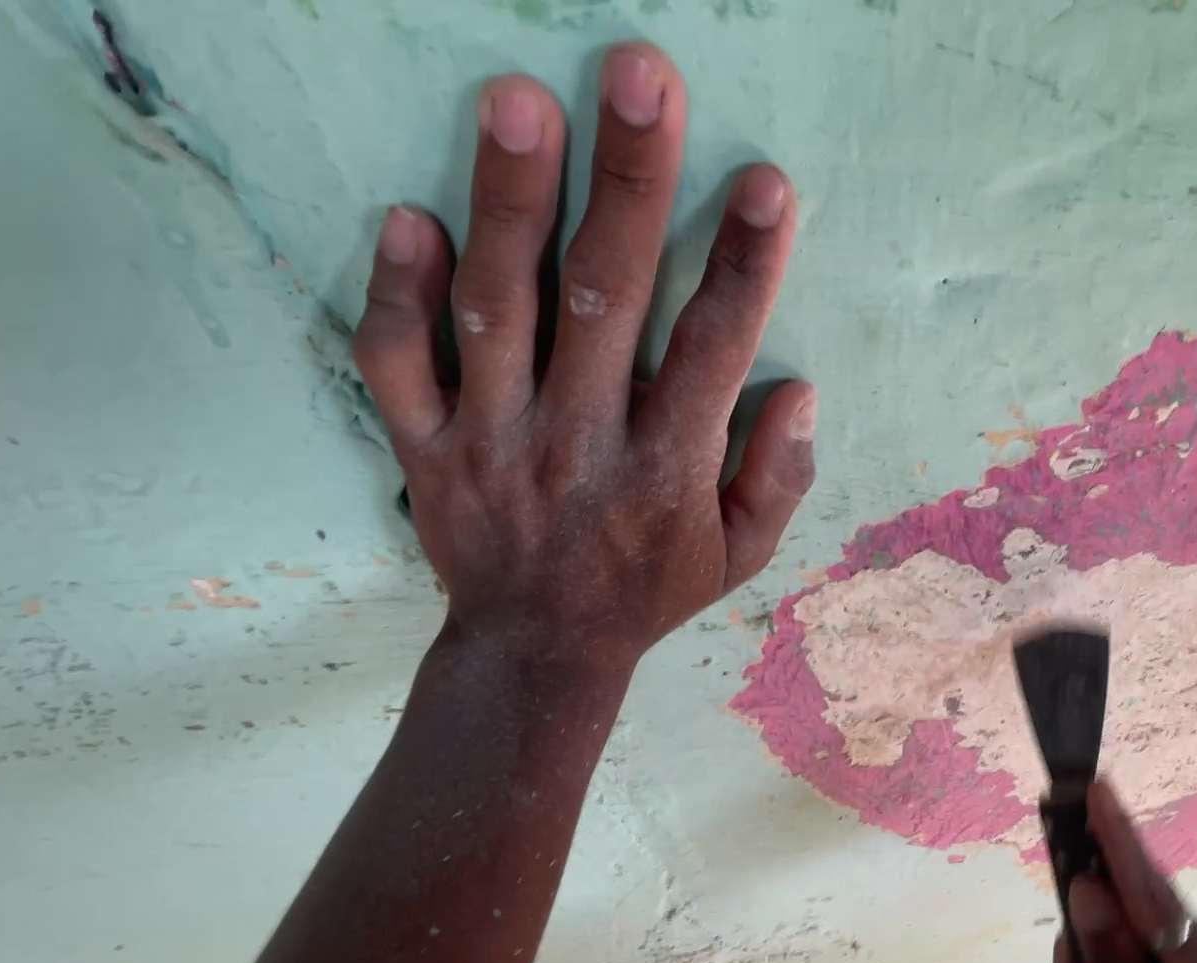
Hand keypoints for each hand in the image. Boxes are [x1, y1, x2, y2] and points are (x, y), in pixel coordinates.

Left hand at [352, 44, 814, 668]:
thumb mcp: (741, 556)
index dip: (744, 267)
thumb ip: (779, 477)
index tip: (766, 185)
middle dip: (630, 186)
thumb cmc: (651, 590)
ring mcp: (492, 443)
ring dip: (507, 204)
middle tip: (638, 78)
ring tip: (519, 103)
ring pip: (497, 313)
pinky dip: (397, 295)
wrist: (538, 650)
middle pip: (604, 301)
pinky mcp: (426, 451)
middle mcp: (579, 443)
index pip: (713, 353)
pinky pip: (398, 368)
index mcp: (666, 471)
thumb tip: (799, 390)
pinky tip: (407, 217)